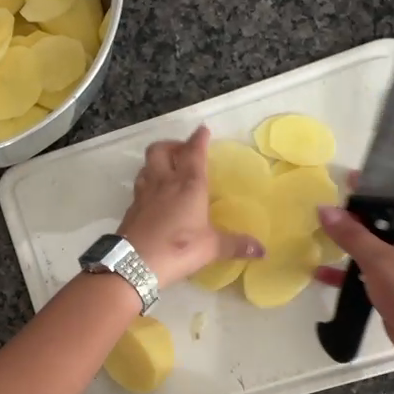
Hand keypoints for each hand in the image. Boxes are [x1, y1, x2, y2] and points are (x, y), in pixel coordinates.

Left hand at [119, 127, 263, 286]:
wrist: (133, 264)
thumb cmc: (178, 249)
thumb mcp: (211, 248)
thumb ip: (235, 245)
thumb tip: (262, 250)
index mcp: (188, 185)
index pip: (193, 152)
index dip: (198, 139)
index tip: (202, 130)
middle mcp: (163, 182)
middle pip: (160, 150)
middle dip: (172, 145)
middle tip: (183, 152)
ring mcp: (143, 194)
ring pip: (146, 165)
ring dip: (156, 162)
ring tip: (168, 170)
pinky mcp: (131, 208)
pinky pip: (139, 186)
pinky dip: (148, 183)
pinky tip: (155, 196)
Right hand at [313, 200, 393, 367]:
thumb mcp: (381, 262)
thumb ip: (352, 235)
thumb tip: (325, 209)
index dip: (371, 190)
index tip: (343, 183)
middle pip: (381, 225)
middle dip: (353, 220)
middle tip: (324, 214)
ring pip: (373, 250)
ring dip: (348, 247)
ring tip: (319, 240)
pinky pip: (369, 273)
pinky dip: (349, 273)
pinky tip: (324, 275)